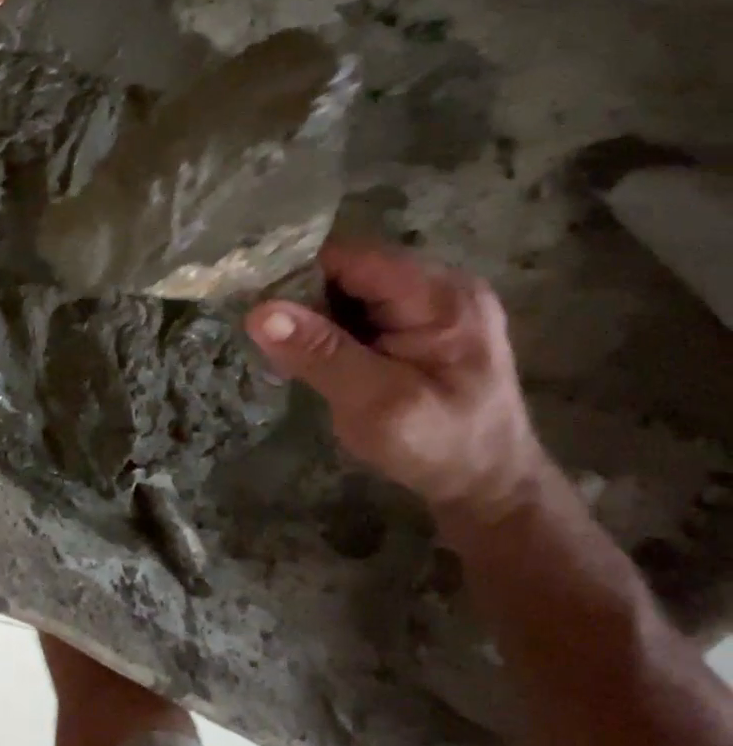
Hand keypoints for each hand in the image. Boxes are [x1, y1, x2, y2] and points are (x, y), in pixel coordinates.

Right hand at [245, 242, 547, 520]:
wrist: (489, 488)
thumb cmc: (439, 448)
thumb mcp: (376, 404)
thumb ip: (321, 354)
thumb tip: (258, 311)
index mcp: (439, 296)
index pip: (348, 257)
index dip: (295, 275)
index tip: (256, 306)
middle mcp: (437, 285)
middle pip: (344, 267)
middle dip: (300, 297)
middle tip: (272, 340)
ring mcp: (427, 301)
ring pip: (343, 285)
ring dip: (309, 314)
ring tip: (289, 352)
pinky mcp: (414, 320)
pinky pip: (353, 305)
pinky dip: (325, 325)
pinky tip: (315, 355)